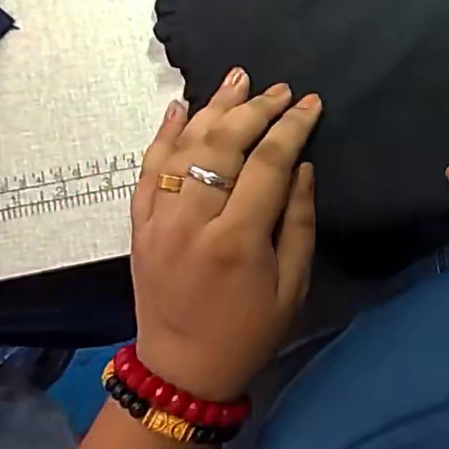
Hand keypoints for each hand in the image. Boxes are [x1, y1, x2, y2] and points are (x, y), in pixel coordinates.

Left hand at [129, 68, 320, 400]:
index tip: (311, 103)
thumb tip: (301, 166)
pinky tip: (180, 106)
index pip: (268, 164)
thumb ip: (298, 221)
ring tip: (237, 78)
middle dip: (254, 109)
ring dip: (212, 108)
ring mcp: (156, 220)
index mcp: (236, 239)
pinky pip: (146, 168)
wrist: (181, 370)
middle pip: (222, 145)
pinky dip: (163, 133)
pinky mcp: (137, 224)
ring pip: (182, 147)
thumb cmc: (250, 331)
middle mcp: (191, 221)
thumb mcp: (293, 284)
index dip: (292, 127)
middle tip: (279, 89)